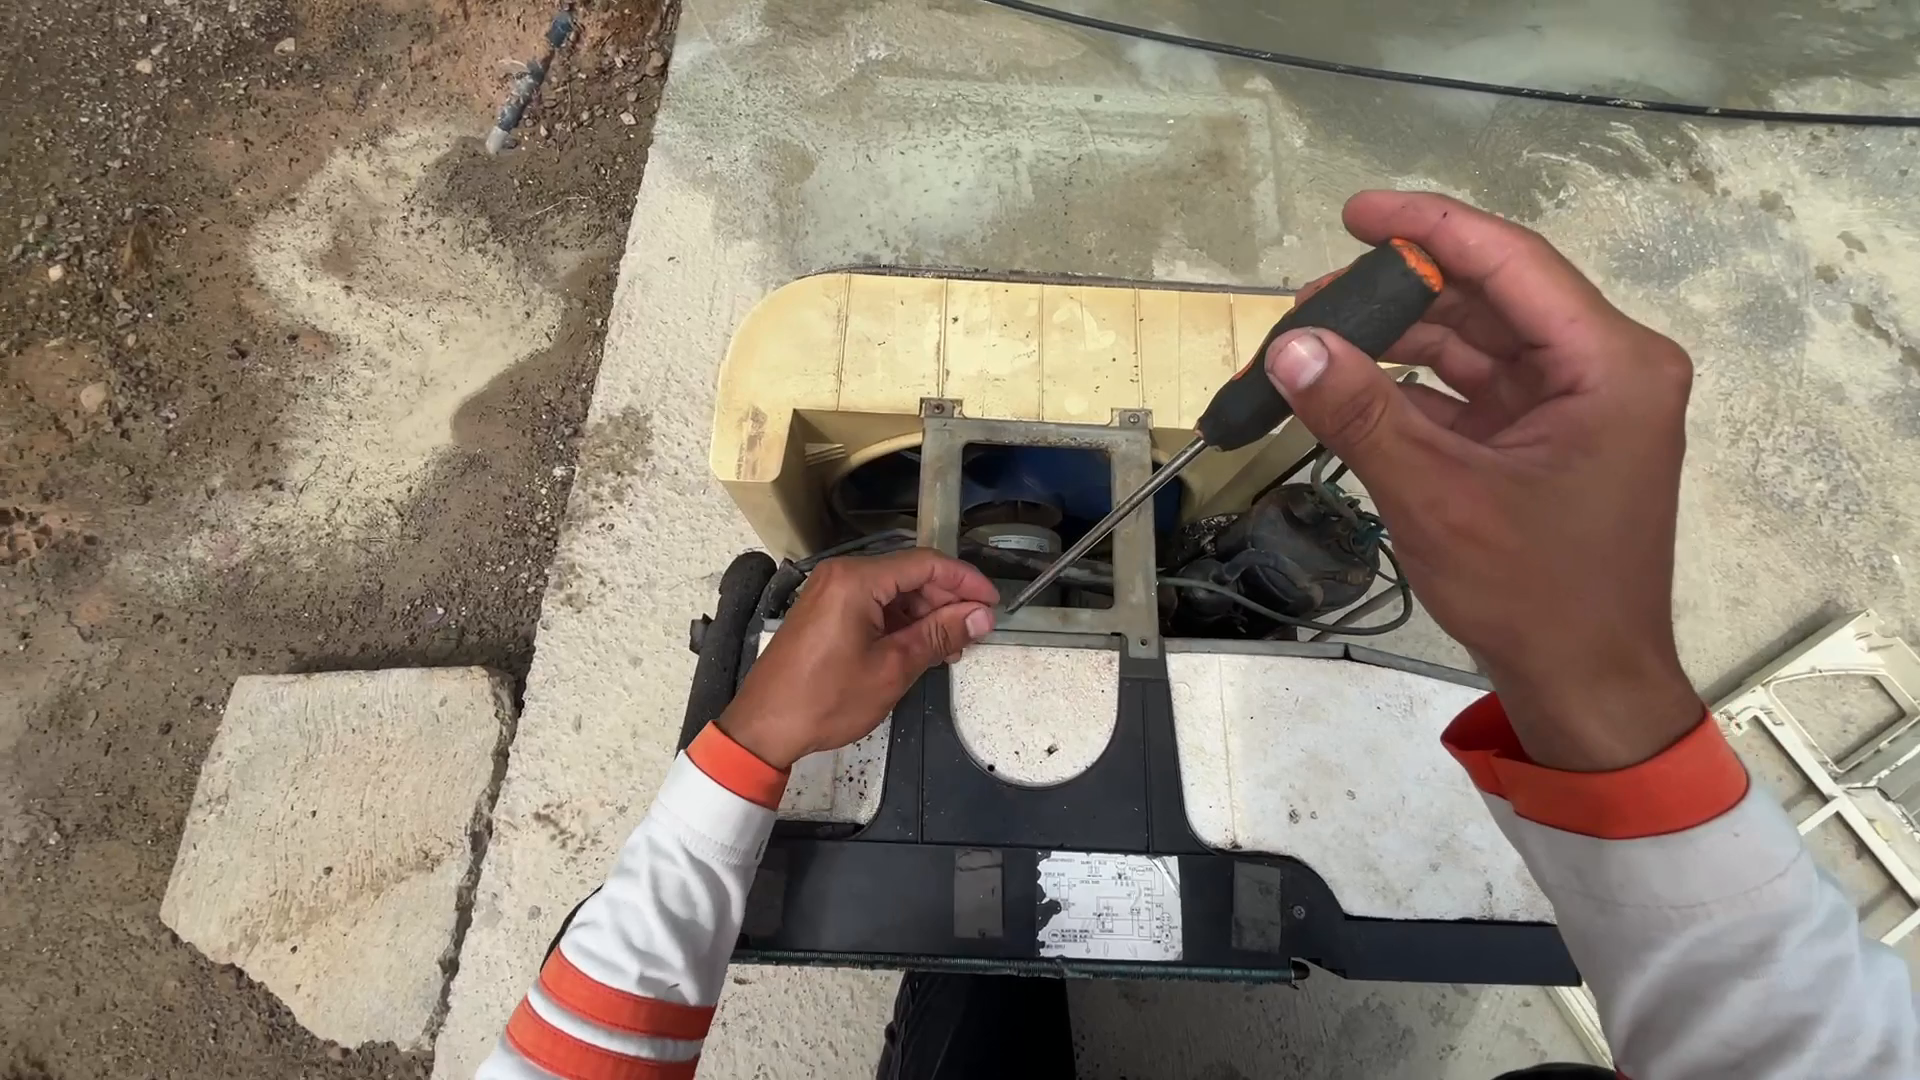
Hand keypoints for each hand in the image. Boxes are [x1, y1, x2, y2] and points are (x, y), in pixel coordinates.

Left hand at [718, 549, 998, 769]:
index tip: (992, 603)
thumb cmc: (827, 699)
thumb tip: (982, 616)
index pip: (926, 564)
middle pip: (910, 575)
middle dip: (946, 601)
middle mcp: (843, 575)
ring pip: (894, 592)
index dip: (965, 581)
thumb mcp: (892, 668)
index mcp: (857, 580)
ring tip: (951, 647)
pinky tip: (921, 647)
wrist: (763, 727)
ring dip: (925, 615)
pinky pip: (874, 606)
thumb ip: (940, 635)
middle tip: (974, 632)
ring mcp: (831, 591)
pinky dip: (900, 623)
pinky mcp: (826, 611)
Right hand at [1264, 191, 1699, 770]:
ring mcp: (1563, 407)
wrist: (1578, 674)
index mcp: (1606, 364)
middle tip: (1308, 303)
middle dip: (1394, 298)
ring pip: (1466, 348)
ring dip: (1390, 346)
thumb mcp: (1433, 495)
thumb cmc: (1529, 587)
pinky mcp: (1532, 440)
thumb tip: (1287, 348)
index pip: (1511, 266)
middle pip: (1482, 303)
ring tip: (1312, 347)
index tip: (1356, 211)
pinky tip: (1345, 390)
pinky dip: (1402, 391)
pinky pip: (1459, 394)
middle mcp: (1594, 369)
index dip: (1430, 230)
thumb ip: (1359, 415)